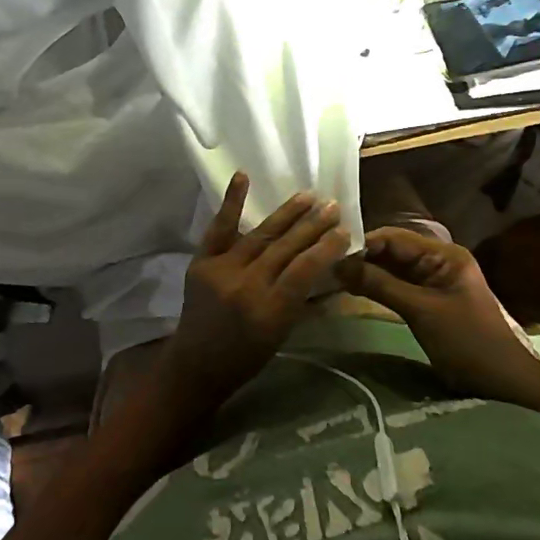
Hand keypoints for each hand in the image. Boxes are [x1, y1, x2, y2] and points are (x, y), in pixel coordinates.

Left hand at [159, 173, 351, 405]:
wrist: (195, 363)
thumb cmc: (246, 357)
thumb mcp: (282, 335)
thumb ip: (302, 301)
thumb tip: (329, 272)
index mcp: (270, 310)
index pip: (304, 269)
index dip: (326, 248)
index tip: (344, 231)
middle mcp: (247, 285)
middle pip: (285, 247)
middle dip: (312, 225)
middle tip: (332, 206)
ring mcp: (221, 270)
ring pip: (260, 234)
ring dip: (286, 213)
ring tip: (307, 196)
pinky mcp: (201, 262)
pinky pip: (219, 228)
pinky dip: (231, 202)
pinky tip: (243, 177)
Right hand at [335, 226, 539, 402]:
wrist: (503, 385)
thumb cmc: (468, 342)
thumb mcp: (421, 311)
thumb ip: (380, 285)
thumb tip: (339, 265)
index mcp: (444, 254)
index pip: (395, 238)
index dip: (363, 244)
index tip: (331, 253)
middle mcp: (437, 260)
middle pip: (391, 250)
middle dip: (361, 257)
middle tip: (326, 265)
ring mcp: (432, 280)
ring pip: (391, 267)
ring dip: (366, 271)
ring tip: (333, 276)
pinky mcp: (427, 299)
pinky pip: (396, 284)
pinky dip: (376, 286)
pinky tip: (352, 288)